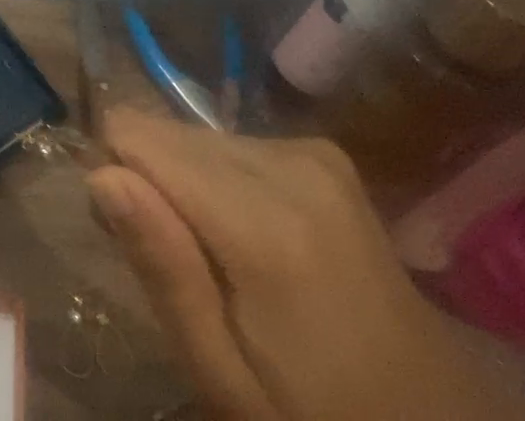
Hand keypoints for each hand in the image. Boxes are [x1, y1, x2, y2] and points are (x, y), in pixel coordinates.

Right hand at [87, 106, 524, 420]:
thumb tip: (101, 174)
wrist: (423, 412)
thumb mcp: (220, 370)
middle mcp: (292, 166)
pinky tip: (241, 234)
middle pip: (164, 132)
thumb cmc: (307, 406)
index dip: (116, 181)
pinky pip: (230, 143)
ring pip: (193, 136)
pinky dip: (216, 180)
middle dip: (148, 183)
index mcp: (265, 224)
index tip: (134, 242)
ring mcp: (315, 156)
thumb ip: (164, 268)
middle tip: (178, 264)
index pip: (134, 134)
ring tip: (212, 256)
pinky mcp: (325, 157)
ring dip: (182, 183)